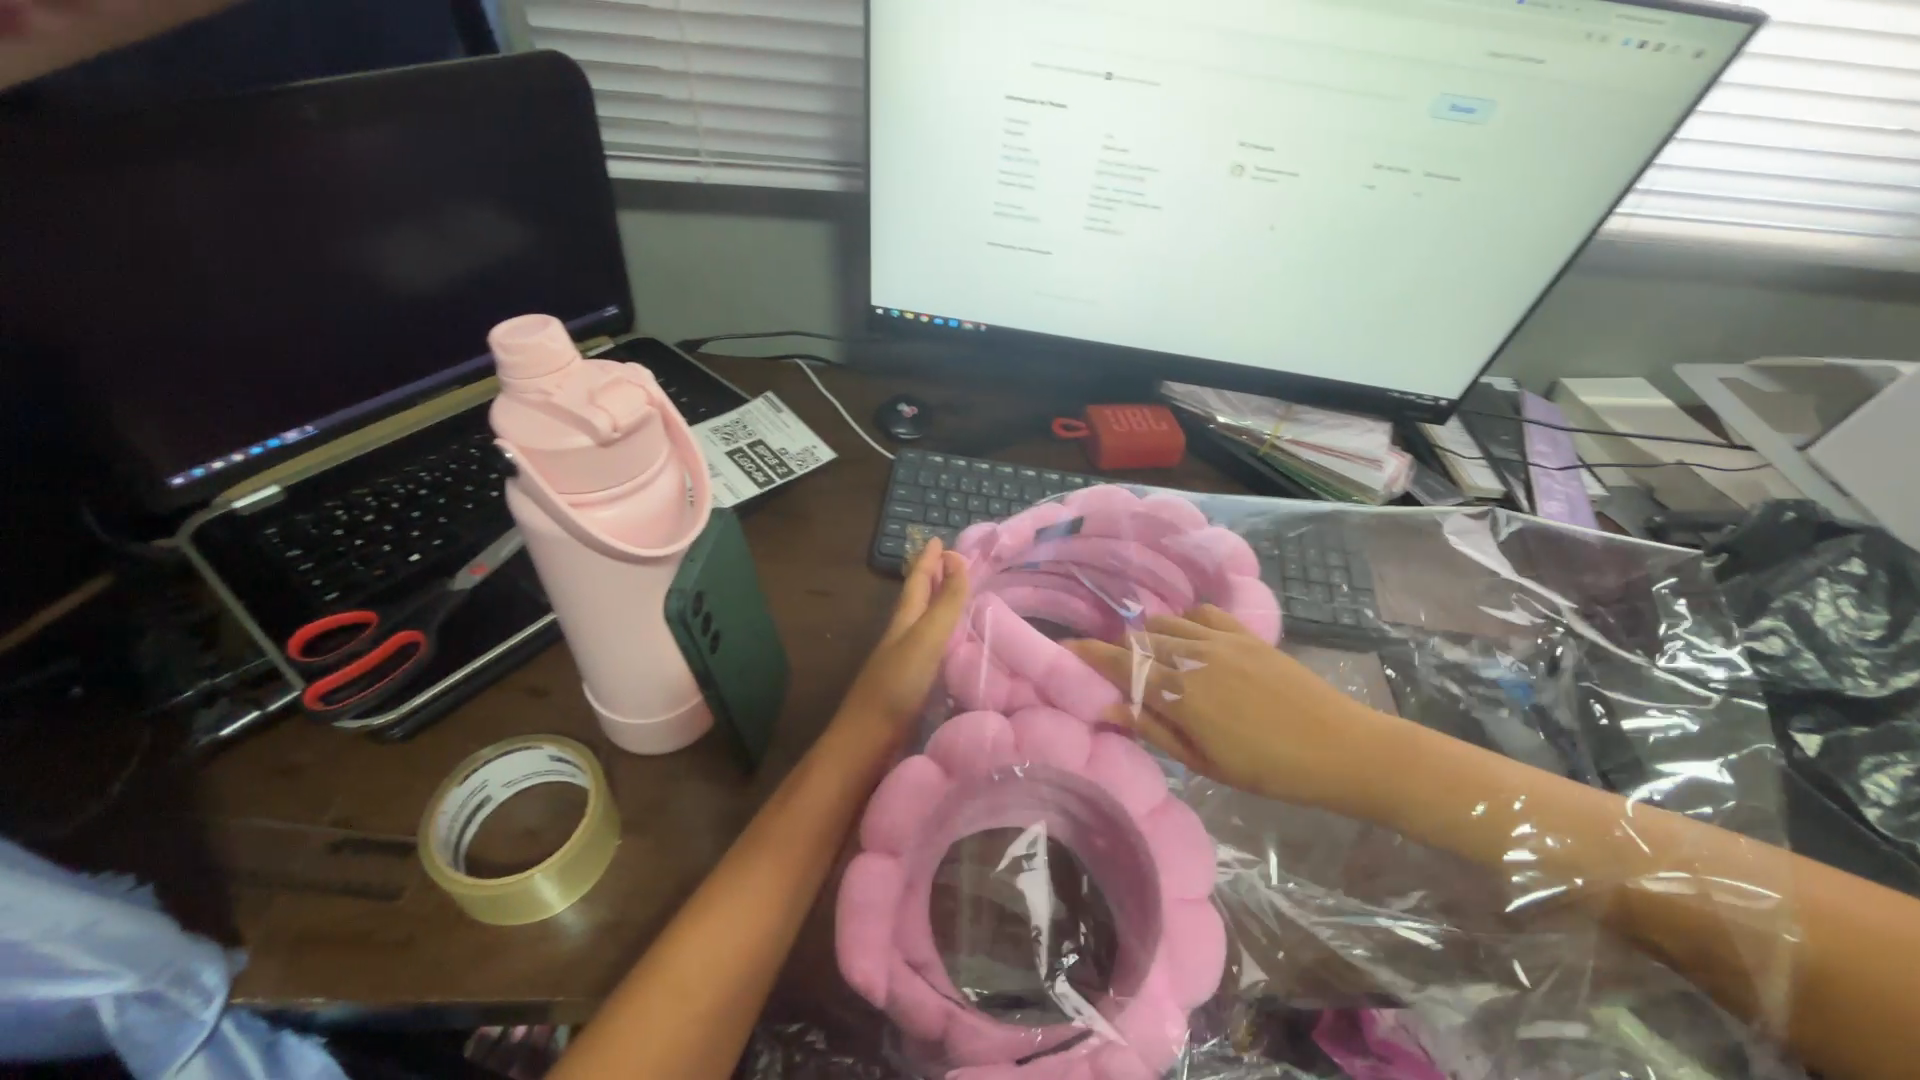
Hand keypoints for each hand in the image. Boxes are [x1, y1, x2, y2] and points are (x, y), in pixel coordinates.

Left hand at [832, 539, 969, 746]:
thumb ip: (945, 604)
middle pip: (919, 600)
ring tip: (961, 599)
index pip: (918, 581)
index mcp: (904, 621)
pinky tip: (957, 650)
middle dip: (935, 579)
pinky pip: (933, 652)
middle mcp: (903, 638)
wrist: (867, 742)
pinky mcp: (912, 689)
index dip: (930, 559)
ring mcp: (905, 664)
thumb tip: (958, 560)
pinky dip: (946, 640)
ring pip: (925, 626)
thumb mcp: (925, 639)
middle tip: (954, 563)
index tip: (941, 539)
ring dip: (941, 608)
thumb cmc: (896, 686)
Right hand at [1066, 605, 1401, 805]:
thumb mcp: (1204, 762)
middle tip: (1110, 667)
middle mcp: (1194, 657)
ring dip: (1149, 635)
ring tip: (1149, 656)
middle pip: (1139, 640)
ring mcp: (1222, 641)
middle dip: (1117, 649)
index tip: (1065, 650)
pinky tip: (1188, 639)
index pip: (1120, 665)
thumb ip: (1154, 729)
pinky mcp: (1247, 635)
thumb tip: (1108, 706)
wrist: (1340, 748)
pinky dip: (1185, 620)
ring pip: (1167, 623)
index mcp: (1180, 694)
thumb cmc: (1268, 770)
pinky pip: (1203, 612)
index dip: (1089, 655)